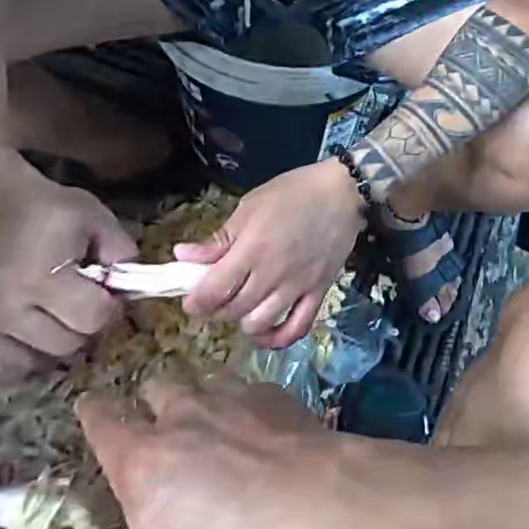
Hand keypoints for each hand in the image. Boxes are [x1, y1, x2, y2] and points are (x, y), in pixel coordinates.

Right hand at [0, 156, 130, 370]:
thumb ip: (123, 254)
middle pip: (61, 346)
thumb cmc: (45, 207)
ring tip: (54, 321)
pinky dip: (1, 358)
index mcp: (41, 281)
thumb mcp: (98, 221)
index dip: (112, 308)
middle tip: (83, 306)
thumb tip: (129, 287)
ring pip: (21, 364)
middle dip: (83, 328)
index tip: (110, 294)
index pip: (92, 319)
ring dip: (46, 348)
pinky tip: (18, 333)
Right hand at [34, 379, 405, 528]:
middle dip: (149, 395)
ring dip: (196, 388)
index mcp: (143, 460)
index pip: (106, 424)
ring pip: (205, 379)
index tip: (89, 401)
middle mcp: (185, 416)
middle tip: (149, 405)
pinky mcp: (276, 393)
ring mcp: (235, 397)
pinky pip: (247, 385)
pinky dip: (239, 394)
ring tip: (199, 401)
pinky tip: (249, 412)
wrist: (317, 498)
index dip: (95, 411)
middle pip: (158, 389)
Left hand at [179, 159, 363, 347]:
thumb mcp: (251, 205)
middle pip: (232, 311)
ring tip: (245, 307)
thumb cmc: (295, 193)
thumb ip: (220, 236)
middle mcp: (273, 274)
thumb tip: (183, 255)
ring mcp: (299, 284)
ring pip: (260, 323)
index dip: (195, 302)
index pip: (211, 294)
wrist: (345, 191)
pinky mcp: (320, 289)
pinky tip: (268, 332)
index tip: (194, 297)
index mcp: (251, 250)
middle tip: (220, 296)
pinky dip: (280, 337)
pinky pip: (299, 325)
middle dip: (217, 309)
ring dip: (244, 321)